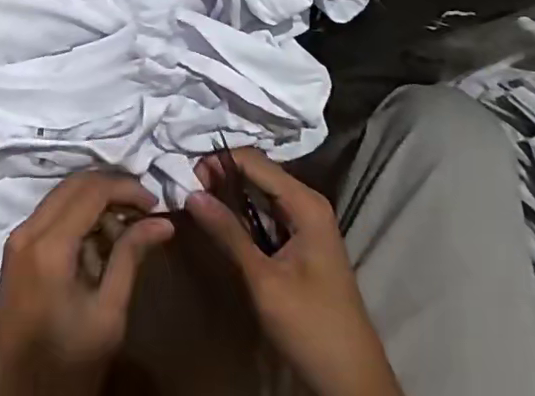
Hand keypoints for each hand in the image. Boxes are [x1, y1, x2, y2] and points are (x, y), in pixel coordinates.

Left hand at [0, 172, 174, 395]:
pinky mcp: (16, 252)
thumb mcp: (107, 314)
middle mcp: (26, 231)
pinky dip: (79, 216)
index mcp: (48, 246)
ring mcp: (17, 240)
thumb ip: (131, 257)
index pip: (92, 190)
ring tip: (128, 227)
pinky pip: (51, 214)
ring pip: (62, 196)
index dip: (127, 188)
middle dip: (113, 188)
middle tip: (144, 209)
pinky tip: (101, 240)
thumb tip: (163, 221)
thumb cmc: (66, 365)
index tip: (156, 203)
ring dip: (96, 201)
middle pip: (75, 184)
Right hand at [188, 149, 401, 395]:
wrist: (351, 377)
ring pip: (260, 193)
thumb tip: (192, 194)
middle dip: (221, 174)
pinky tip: (217, 217)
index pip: (255, 161)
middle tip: (183, 185)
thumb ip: (228, 234)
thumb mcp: (263, 280)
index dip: (219, 160)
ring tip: (193, 195)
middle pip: (258, 173)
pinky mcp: (300, 241)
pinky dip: (241, 212)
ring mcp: (306, 222)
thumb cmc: (310, 325)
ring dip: (229, 193)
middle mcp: (307, 203)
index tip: (184, 173)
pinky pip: (266, 214)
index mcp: (305, 202)